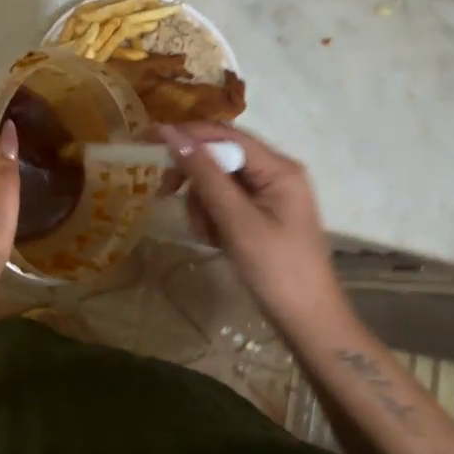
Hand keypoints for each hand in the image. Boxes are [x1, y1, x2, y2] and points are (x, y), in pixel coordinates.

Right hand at [157, 123, 341, 321]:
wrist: (307, 319)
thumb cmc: (276, 269)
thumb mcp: (236, 221)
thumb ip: (205, 175)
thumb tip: (171, 133)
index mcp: (278, 168)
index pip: (224, 135)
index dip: (185, 134)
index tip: (146, 142)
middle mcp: (275, 172)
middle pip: (219, 155)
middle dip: (192, 176)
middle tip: (165, 193)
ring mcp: (268, 194)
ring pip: (216, 179)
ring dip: (200, 202)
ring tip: (206, 233)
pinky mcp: (259, 213)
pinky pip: (223, 200)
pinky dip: (210, 215)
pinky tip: (213, 239)